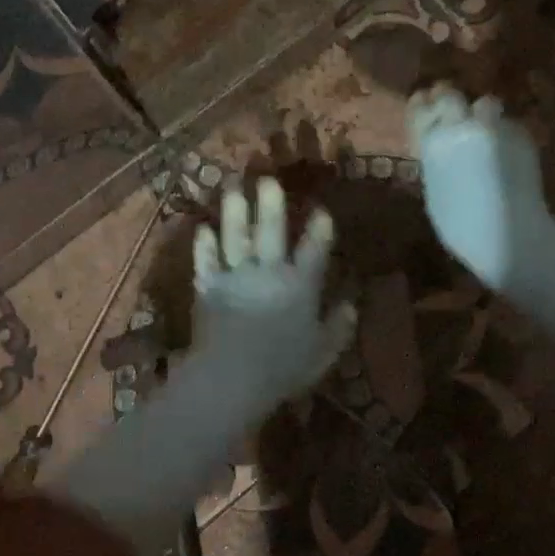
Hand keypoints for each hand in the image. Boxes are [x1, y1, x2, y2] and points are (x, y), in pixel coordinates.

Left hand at [191, 175, 355, 403]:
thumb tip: (352, 305)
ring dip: (234, 211)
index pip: (314, 250)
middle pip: (271, 231)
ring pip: (235, 237)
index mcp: (301, 286)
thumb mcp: (322, 352)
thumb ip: (338, 327)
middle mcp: (269, 272)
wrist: (231, 377)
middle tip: (268, 178)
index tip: (321, 210)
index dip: (320, 229)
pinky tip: (202, 228)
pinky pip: (205, 261)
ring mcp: (235, 277)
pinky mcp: (208, 288)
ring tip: (232, 187)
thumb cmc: (283, 368)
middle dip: (271, 204)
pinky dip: (204, 244)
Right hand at [406, 82, 554, 291]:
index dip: (422, 105)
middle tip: (454, 112)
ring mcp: (495, 128)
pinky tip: (507, 154)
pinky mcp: (522, 136)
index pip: (420, 108)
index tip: (424, 104)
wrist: (508, 235)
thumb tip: (440, 150)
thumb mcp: (434, 192)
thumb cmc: (461, 227)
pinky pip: (508, 125)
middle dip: (450, 101)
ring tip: (486, 132)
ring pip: (486, 104)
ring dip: (483, 114)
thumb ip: (436, 161)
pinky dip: (505, 134)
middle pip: (451, 95)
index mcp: (433, 143)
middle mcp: (462, 126)